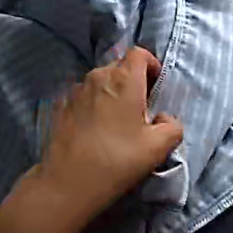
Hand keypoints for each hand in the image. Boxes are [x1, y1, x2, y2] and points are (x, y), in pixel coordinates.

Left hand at [0, 47, 183, 232]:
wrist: (68, 179)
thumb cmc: (118, 159)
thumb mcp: (158, 148)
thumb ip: (172, 127)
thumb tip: (164, 118)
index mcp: (123, 79)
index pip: (139, 53)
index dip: (151, 65)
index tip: (156, 87)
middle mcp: (97, 76)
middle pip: (119, 67)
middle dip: (132, 82)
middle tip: (140, 110)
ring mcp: (75, 89)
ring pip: (100, 81)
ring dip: (111, 93)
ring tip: (117, 123)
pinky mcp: (61, 104)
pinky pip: (83, 96)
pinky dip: (93, 104)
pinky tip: (95, 130)